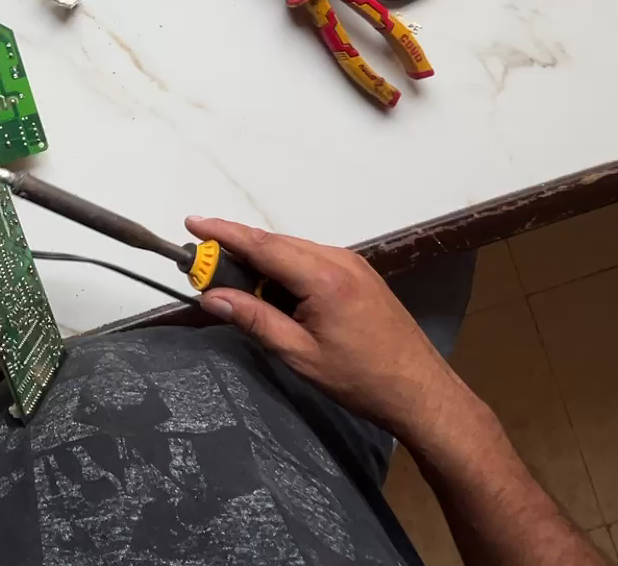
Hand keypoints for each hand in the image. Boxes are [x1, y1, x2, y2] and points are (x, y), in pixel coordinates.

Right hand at [185, 216, 481, 445]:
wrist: (425, 395)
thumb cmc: (362, 379)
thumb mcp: (300, 354)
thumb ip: (254, 319)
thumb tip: (212, 297)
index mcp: (323, 277)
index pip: (262, 245)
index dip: (223, 232)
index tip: (192, 222)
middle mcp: (337, 259)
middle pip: (274, 243)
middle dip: (236, 248)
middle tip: (204, 264)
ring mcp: (351, 263)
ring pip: (291, 249)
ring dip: (260, 260)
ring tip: (236, 283)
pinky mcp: (358, 273)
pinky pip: (309, 257)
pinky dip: (283, 267)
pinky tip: (274, 290)